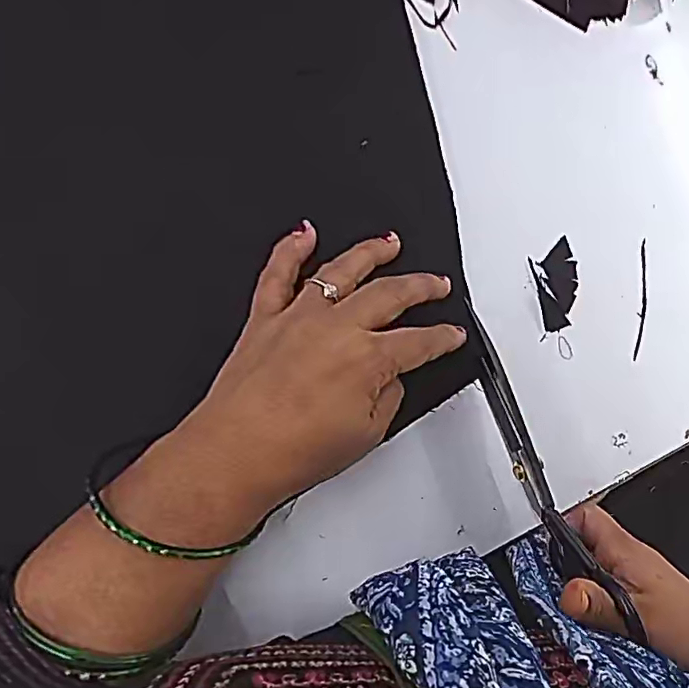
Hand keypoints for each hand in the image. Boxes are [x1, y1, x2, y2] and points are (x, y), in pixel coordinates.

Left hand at [177, 222, 465, 511]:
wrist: (236, 453)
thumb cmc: (293, 450)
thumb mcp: (368, 433)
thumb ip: (389, 396)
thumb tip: (392, 378)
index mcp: (367, 359)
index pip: (419, 341)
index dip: (443, 337)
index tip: (452, 334)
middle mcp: (335, 329)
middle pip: (390, 294)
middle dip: (422, 286)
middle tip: (437, 284)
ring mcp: (297, 318)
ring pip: (342, 270)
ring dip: (371, 252)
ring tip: (390, 244)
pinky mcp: (264, 319)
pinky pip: (278, 273)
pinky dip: (292, 248)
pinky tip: (305, 234)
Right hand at [557, 503, 688, 686]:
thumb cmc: (688, 628)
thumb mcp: (633, 618)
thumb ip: (596, 605)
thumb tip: (565, 592)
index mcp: (627, 551)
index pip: (586, 515)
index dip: (560, 525)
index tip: (541, 547)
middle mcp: (632, 555)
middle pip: (586, 539)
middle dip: (565, 558)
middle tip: (554, 584)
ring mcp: (638, 571)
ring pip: (597, 561)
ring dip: (582, 579)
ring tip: (577, 604)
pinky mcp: (642, 588)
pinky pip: (610, 579)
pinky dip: (598, 594)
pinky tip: (599, 616)